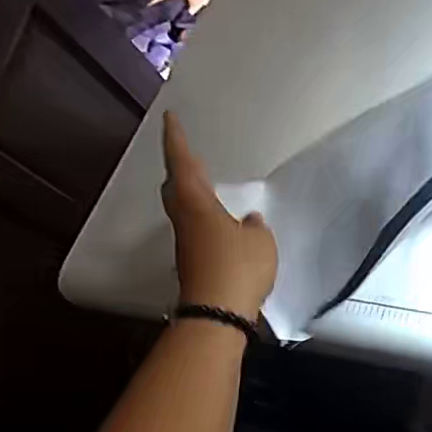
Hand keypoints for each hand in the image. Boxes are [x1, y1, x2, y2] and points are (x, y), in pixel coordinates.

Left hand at [161, 111, 276, 317]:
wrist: (217, 312)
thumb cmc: (239, 268)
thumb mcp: (261, 241)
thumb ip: (255, 227)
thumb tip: (249, 221)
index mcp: (197, 204)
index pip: (183, 163)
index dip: (177, 140)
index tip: (170, 120)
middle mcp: (185, 220)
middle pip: (176, 188)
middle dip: (182, 171)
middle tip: (191, 159)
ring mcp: (186, 244)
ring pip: (185, 211)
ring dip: (194, 198)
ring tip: (210, 191)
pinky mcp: (193, 263)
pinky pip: (197, 233)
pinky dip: (206, 223)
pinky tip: (224, 229)